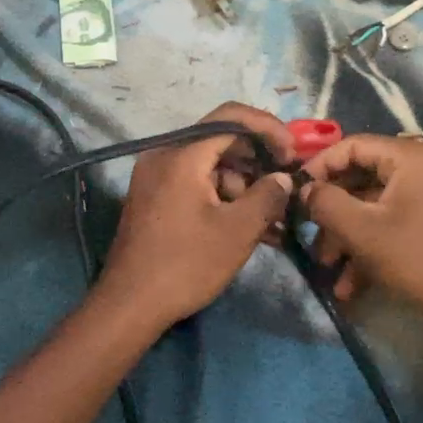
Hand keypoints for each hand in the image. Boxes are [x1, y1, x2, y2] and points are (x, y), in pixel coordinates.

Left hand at [92, 103, 294, 328]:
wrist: (129, 305)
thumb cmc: (185, 265)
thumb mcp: (237, 231)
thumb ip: (267, 196)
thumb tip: (283, 178)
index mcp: (181, 155)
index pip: (231, 117)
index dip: (268, 128)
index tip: (293, 153)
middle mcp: (164, 156)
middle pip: (221, 141)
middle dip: (258, 161)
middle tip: (287, 186)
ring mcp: (156, 178)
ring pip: (211, 166)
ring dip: (244, 186)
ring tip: (274, 218)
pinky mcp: (155, 199)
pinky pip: (196, 185)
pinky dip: (223, 199)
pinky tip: (251, 226)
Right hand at [301, 135, 422, 336]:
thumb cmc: (419, 259)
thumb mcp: (362, 231)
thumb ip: (325, 203)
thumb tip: (304, 189)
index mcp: (410, 157)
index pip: (352, 145)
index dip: (318, 167)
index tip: (294, 194)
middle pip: (362, 180)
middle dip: (331, 213)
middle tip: (309, 239)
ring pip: (374, 209)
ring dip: (346, 239)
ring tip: (328, 271)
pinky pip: (393, 228)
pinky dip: (370, 251)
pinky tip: (350, 288)